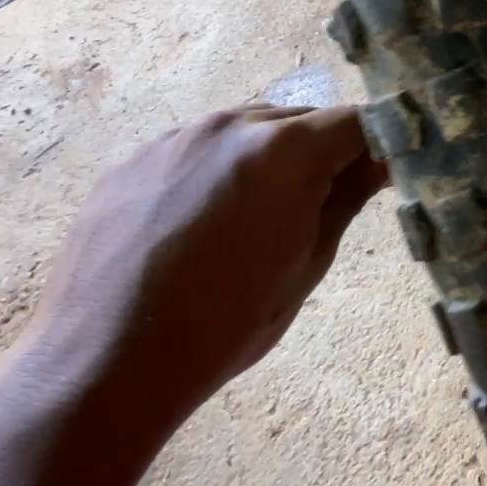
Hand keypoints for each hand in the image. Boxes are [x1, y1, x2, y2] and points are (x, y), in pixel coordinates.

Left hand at [27, 105, 387, 413]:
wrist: (102, 366)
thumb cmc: (228, 321)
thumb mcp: (310, 261)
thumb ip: (349, 197)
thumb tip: (384, 161)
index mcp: (285, 150)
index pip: (358, 121)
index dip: (378, 145)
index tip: (381, 175)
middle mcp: (232, 125)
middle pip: (303, 120)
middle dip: (322, 151)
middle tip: (318, 203)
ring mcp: (176, 138)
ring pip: (250, 130)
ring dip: (268, 158)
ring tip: (254, 215)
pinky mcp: (134, 159)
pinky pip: (199, 148)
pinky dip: (218, 169)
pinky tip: (202, 221)